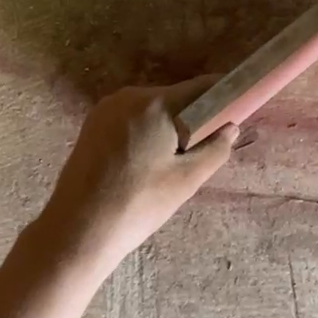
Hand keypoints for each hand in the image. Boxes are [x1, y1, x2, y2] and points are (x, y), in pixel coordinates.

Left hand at [36, 76, 238, 271]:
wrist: (79, 228)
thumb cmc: (139, 204)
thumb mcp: (186, 180)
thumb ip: (215, 148)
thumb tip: (230, 126)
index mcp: (154, 103)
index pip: (199, 88)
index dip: (222, 95)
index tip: (237, 107)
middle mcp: (128, 96)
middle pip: (173, 98)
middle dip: (191, 118)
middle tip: (202, 150)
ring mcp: (105, 108)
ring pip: (150, 110)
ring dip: (166, 127)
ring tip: (170, 164)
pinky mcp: (92, 124)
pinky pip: (129, 119)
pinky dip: (144, 132)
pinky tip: (144, 163)